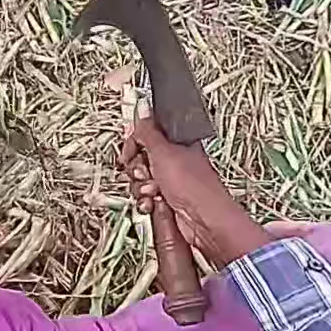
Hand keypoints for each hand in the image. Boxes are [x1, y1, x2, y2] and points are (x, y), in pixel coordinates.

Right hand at [119, 107, 270, 267]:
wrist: (202, 220)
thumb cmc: (194, 186)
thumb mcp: (164, 152)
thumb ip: (149, 131)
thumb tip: (142, 109)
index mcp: (177, 142)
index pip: (146, 135)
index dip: (134, 144)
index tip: (129, 153)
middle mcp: (173, 161)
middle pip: (139, 159)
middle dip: (137, 168)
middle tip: (145, 172)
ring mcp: (169, 181)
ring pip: (139, 180)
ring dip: (141, 187)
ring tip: (154, 190)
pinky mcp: (164, 200)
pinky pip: (143, 197)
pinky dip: (144, 201)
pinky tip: (153, 203)